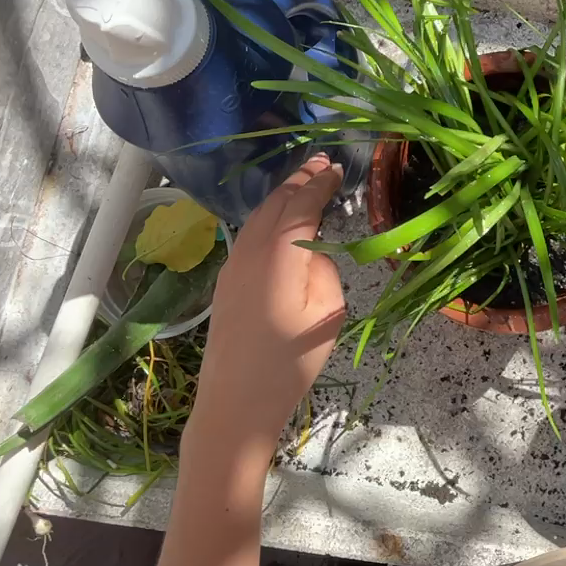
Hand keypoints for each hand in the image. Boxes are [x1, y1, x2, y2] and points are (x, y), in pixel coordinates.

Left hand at [191, 153, 346, 445]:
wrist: (235, 403)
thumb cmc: (290, 363)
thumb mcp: (327, 314)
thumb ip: (323, 271)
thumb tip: (312, 253)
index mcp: (279, 257)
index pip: (301, 205)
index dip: (320, 183)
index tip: (338, 168)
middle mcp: (250, 252)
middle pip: (275, 203)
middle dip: (299, 179)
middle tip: (322, 162)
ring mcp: (233, 266)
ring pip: (259, 216)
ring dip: (283, 195)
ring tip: (304, 181)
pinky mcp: (226, 281)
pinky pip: (250, 233)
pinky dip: (269, 216)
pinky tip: (281, 220)